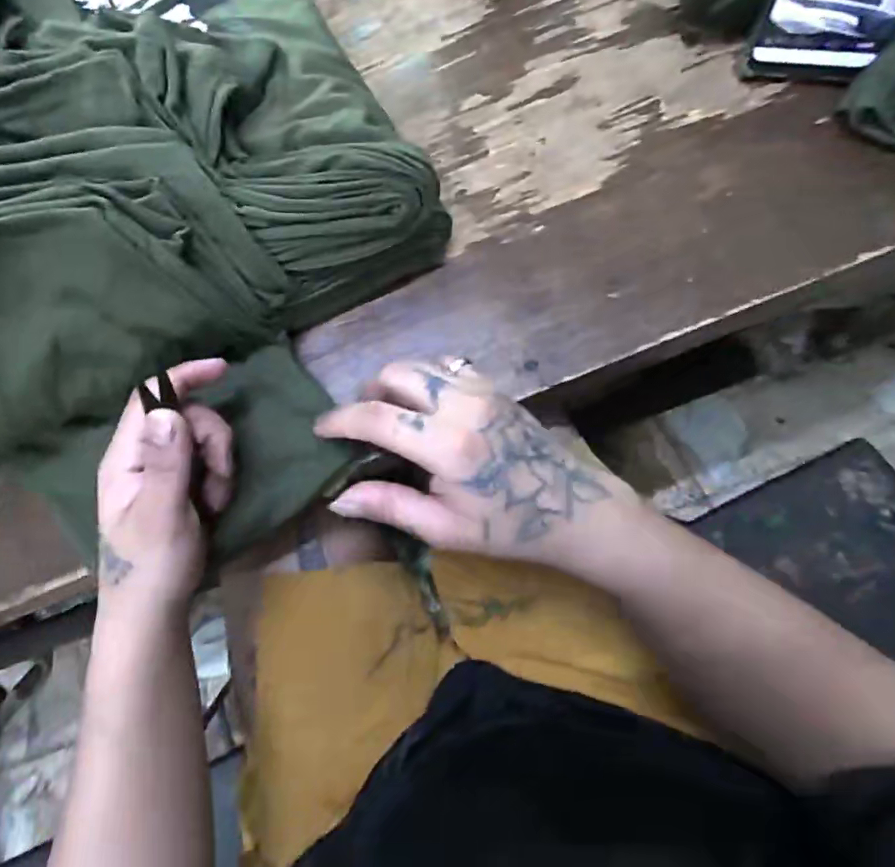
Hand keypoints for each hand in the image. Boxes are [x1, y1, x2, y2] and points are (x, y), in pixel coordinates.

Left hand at [95, 358, 236, 617]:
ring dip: (218, 463)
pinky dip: (217, 477)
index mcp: (124, 457)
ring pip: (199, 437)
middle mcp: (138, 455)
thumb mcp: (162, 514)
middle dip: (212, 439)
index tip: (222, 370)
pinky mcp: (176, 483)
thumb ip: (167, 462)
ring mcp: (158, 469)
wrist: (152, 612)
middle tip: (218, 480)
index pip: (150, 396)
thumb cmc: (152, 566)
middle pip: (184, 414)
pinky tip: (213, 505)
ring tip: (214, 501)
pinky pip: (205, 460)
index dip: (184, 377)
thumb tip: (169, 410)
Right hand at [312, 358, 642, 572]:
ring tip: (391, 413)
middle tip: (362, 424)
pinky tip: (423, 406)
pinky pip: (443, 365)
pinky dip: (421, 378)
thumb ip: (389, 505)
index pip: (376, 417)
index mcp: (447, 446)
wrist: (575, 509)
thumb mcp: (444, 529)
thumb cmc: (507, 527)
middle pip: (394, 373)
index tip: (319, 428)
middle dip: (367, 393)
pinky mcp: (492, 385)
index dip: (339, 419)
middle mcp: (462, 405)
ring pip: (417, 363)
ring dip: (393, 382)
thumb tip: (336, 497)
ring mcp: (481, 389)